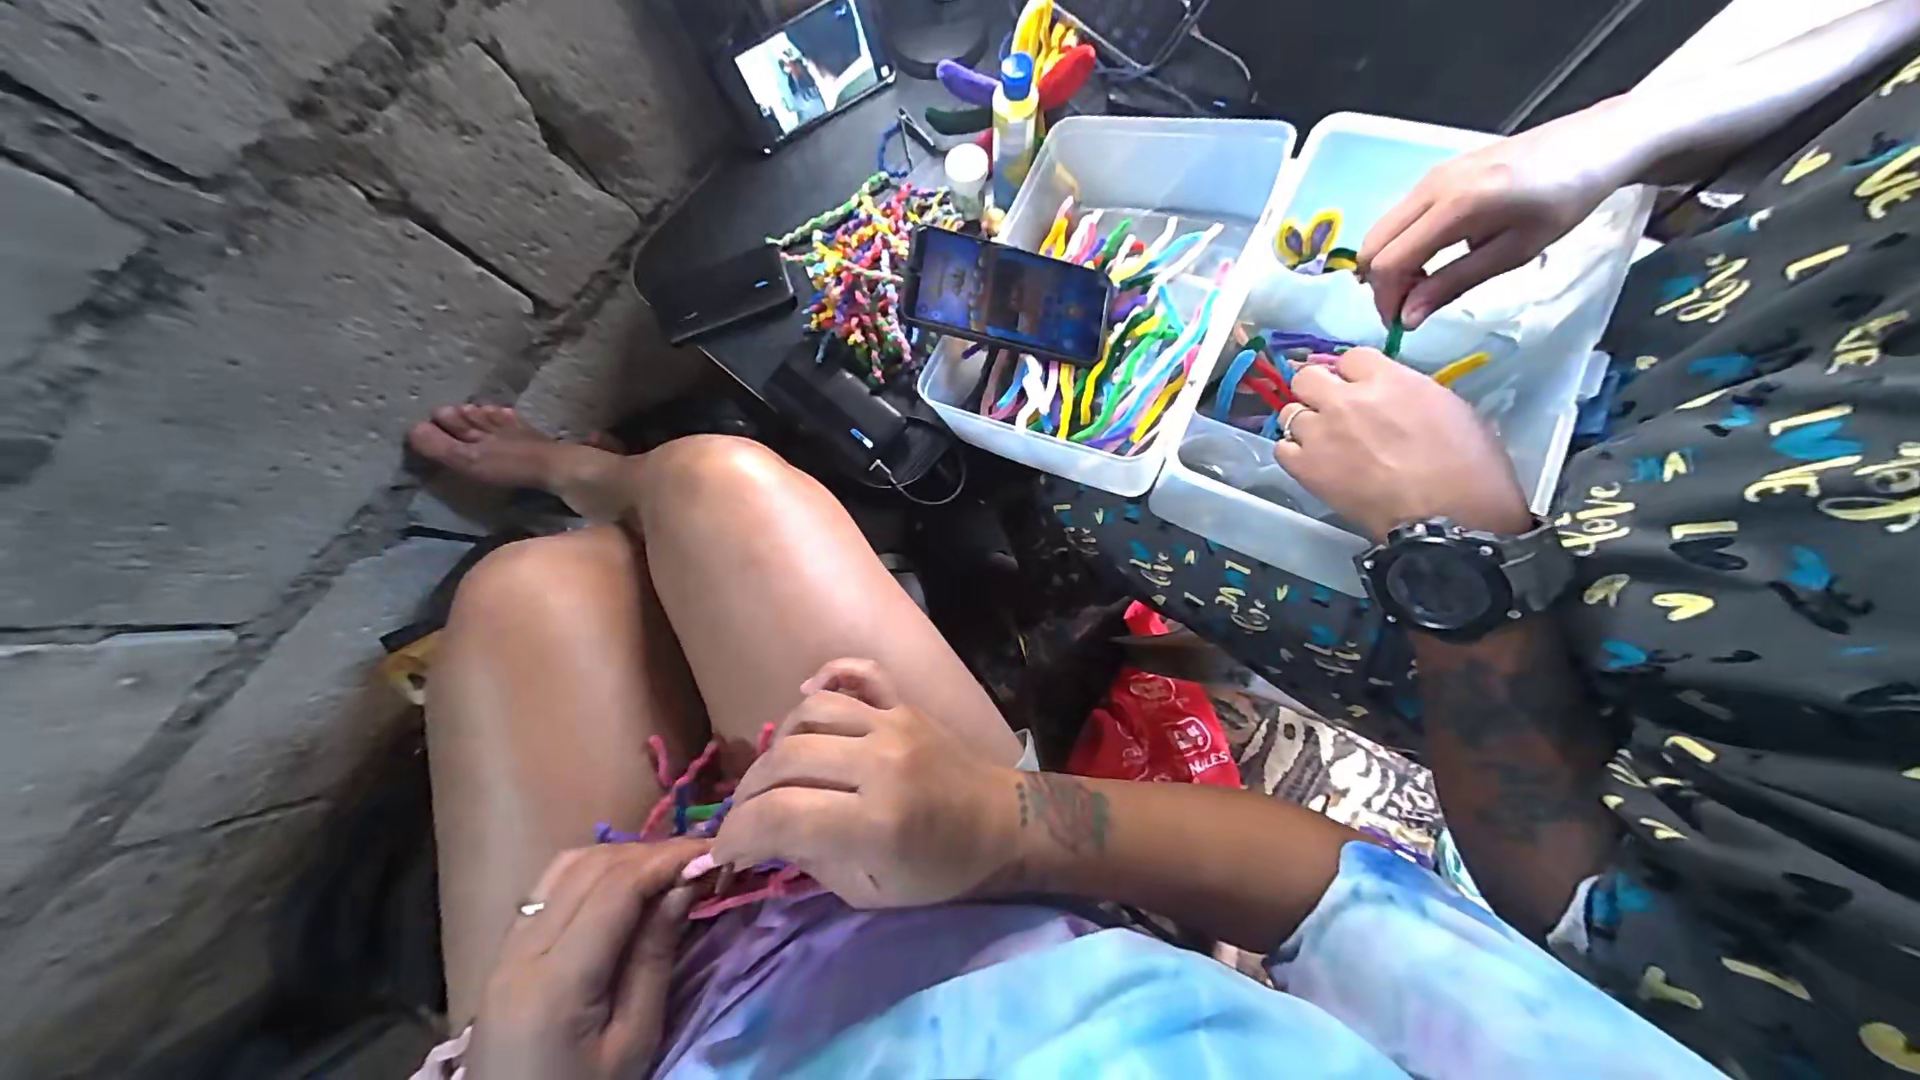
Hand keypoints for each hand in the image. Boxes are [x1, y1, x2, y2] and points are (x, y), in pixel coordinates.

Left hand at [467, 840, 705, 1079]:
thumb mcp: (633, 1041)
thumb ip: (655, 956)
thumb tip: (687, 882)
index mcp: (555, 982)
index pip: (618, 887)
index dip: (670, 858)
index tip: (715, 851)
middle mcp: (522, 952)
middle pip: (594, 866)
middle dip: (653, 852)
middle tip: (699, 858)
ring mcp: (505, 950)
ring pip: (569, 865)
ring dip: (623, 854)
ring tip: (666, 868)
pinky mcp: (503, 954)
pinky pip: (550, 886)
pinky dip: (593, 869)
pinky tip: (623, 882)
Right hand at [712, 659, 1020, 908]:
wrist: (1002, 821)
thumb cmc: (939, 869)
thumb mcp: (870, 890)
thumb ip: (811, 860)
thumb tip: (760, 834)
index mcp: (876, 821)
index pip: (779, 815)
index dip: (737, 834)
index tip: (726, 851)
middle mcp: (880, 762)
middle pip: (785, 760)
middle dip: (748, 793)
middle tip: (744, 816)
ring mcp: (893, 724)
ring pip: (811, 713)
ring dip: (778, 743)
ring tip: (775, 772)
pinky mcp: (904, 704)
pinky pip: (860, 671)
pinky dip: (829, 675)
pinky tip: (809, 692)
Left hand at [1273, 349, 1530, 541]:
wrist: (1443, 514)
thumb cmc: (1466, 465)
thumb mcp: (1447, 407)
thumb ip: (1406, 392)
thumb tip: (1386, 396)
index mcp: (1387, 380)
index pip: (1350, 357)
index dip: (1351, 373)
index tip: (1357, 388)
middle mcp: (1345, 400)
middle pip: (1306, 378)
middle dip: (1316, 390)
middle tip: (1330, 410)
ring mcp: (1319, 433)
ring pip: (1289, 413)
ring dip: (1303, 423)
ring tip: (1322, 441)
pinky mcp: (1303, 466)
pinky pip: (1281, 448)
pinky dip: (1292, 452)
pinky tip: (1311, 462)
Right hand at [1358, 99, 1642, 328]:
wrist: (1598, 140)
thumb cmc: (1565, 199)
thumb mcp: (1514, 252)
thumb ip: (1453, 284)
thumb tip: (1407, 319)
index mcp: (1456, 206)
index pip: (1390, 262)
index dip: (1387, 299)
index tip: (1402, 322)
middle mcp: (1431, 188)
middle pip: (1372, 249)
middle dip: (1380, 285)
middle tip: (1407, 306)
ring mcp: (1428, 179)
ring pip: (1378, 236)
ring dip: (1387, 268)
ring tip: (1419, 284)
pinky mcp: (1431, 177)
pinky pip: (1394, 222)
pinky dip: (1397, 248)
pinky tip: (1426, 259)